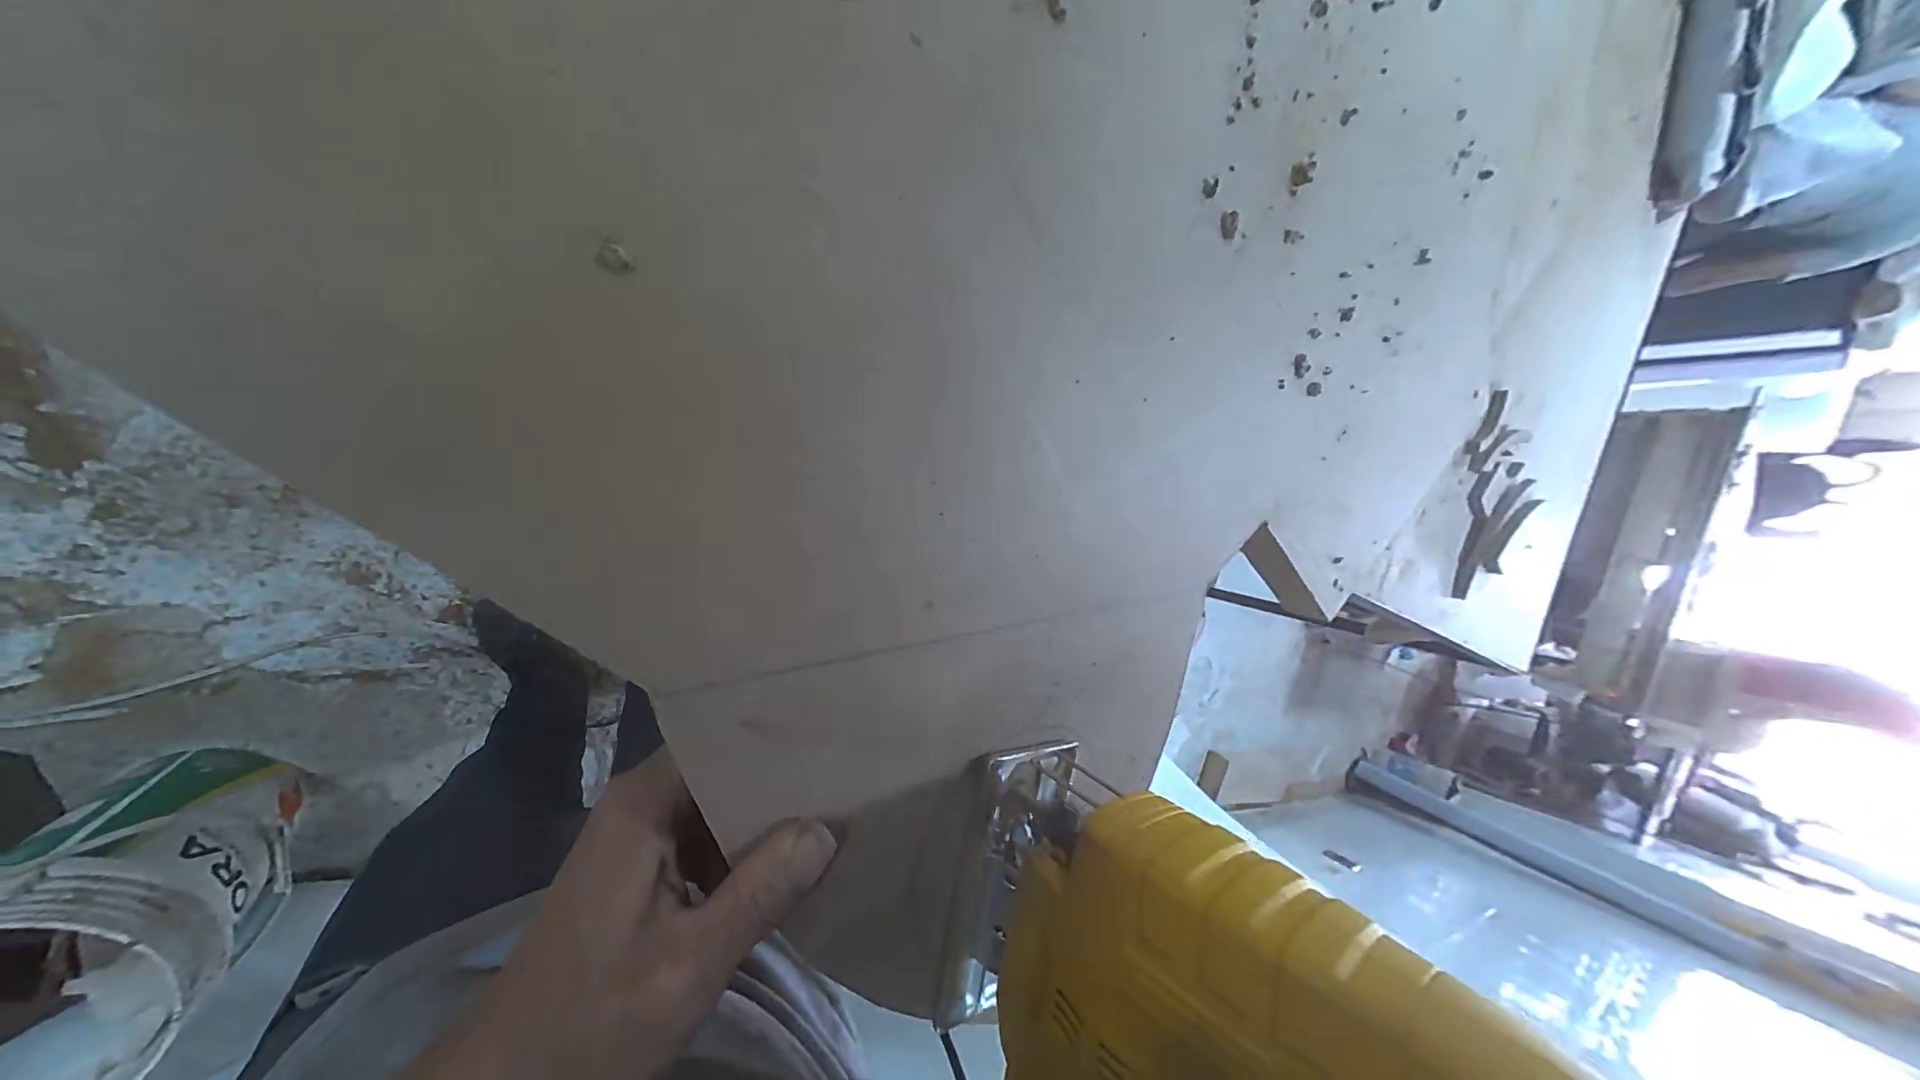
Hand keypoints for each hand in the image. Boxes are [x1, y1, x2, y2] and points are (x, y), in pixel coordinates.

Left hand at [406, 752, 837, 1079]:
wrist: (512, 1078)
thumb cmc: (595, 1017)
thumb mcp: (689, 962)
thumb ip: (759, 892)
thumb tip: (826, 828)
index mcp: (643, 801)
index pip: (723, 738)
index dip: (778, 738)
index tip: (833, 743)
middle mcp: (639, 800)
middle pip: (725, 767)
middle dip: (782, 778)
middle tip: (845, 782)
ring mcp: (640, 832)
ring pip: (720, 802)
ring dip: (768, 814)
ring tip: (831, 811)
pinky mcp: (643, 863)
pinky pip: (707, 834)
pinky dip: (745, 845)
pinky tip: (787, 859)